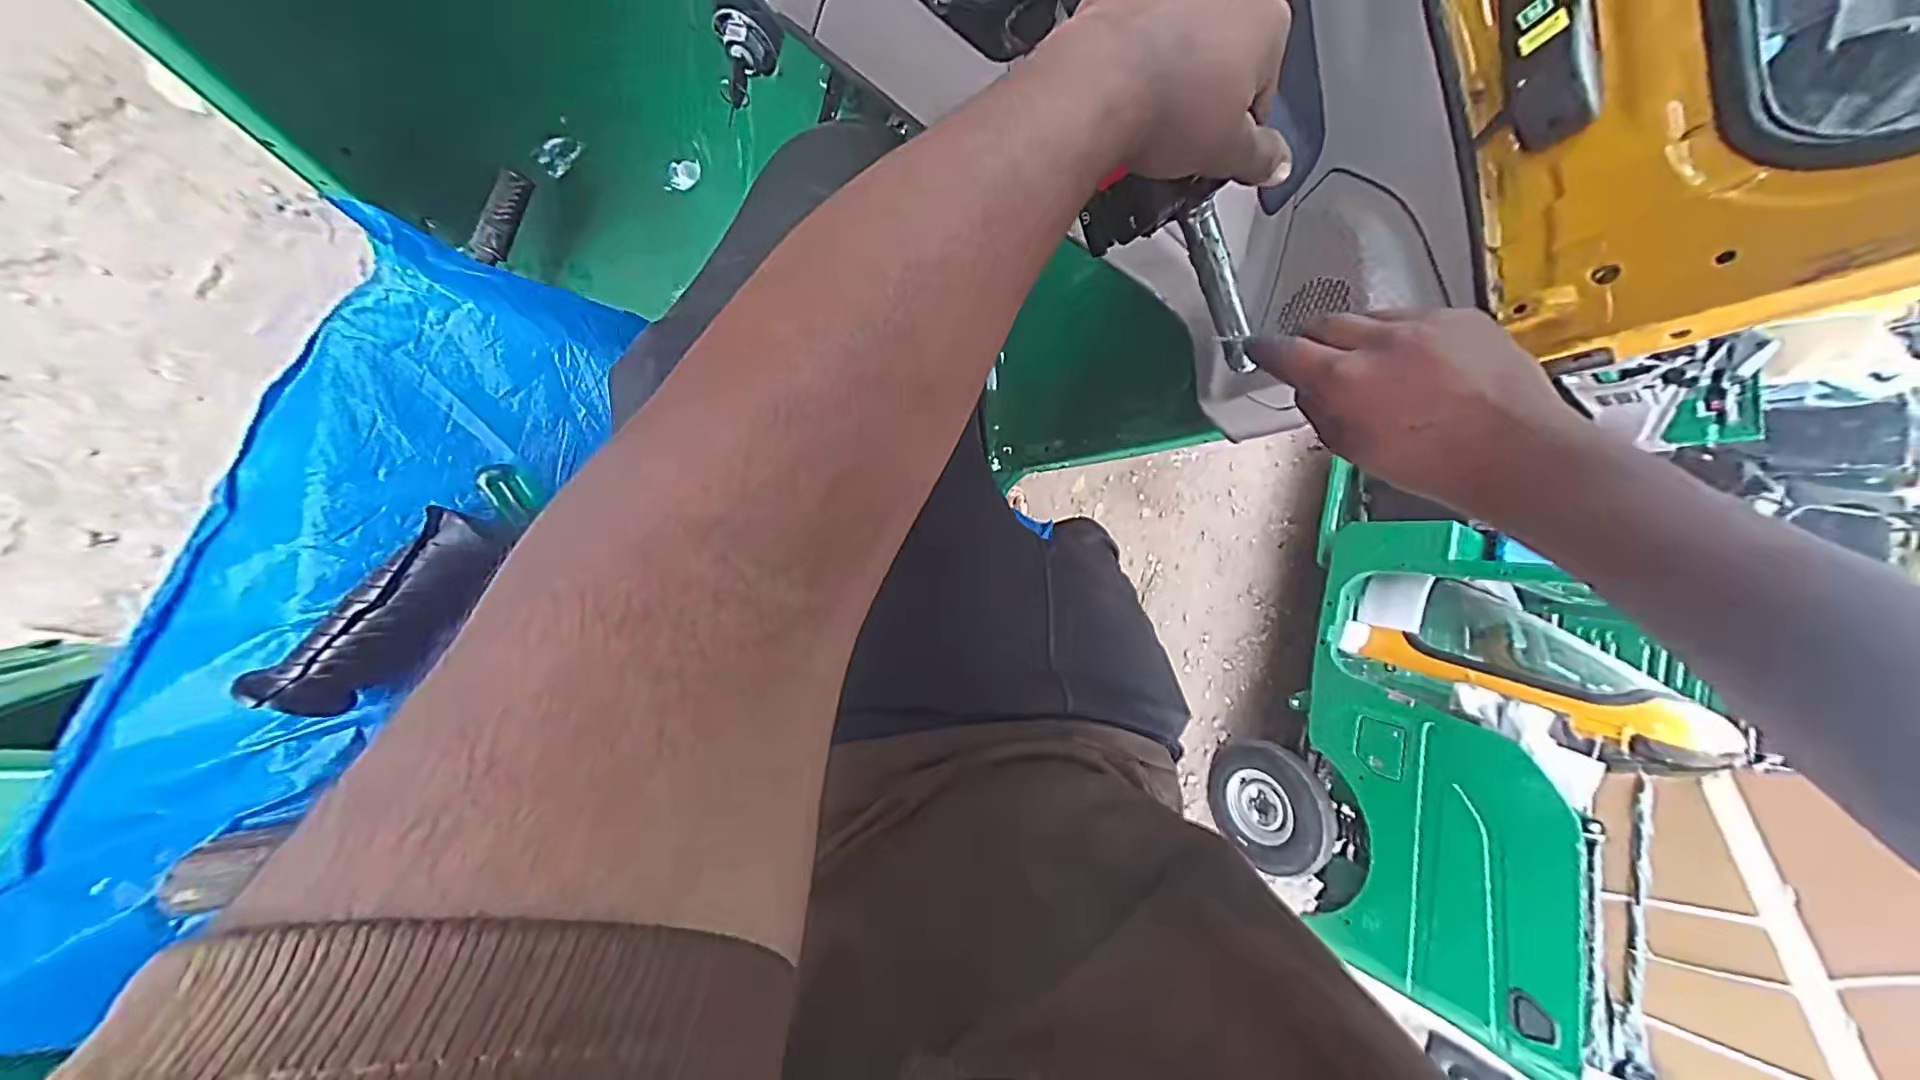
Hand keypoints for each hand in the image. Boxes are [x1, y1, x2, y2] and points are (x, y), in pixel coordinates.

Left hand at [1043, 0, 1293, 185]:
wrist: (1095, 89)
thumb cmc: (1162, 104)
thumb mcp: (1228, 152)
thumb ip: (1260, 157)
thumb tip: (1275, 164)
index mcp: (1269, 18)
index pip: (1263, 92)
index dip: (1236, 134)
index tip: (1215, 154)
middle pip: (1221, 67)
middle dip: (1202, 107)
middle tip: (1178, 145)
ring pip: (1178, 54)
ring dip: (1168, 87)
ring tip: (1146, 127)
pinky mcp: (1124, 4)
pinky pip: (1134, 47)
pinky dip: (1130, 72)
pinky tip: (1121, 103)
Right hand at [1252, 309, 1607, 519]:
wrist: (1517, 453)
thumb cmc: (1432, 464)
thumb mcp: (1354, 449)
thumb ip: (1320, 412)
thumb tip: (1307, 389)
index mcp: (1346, 378)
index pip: (1287, 350)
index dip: (1266, 350)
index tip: (1259, 350)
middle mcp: (1381, 340)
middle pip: (1325, 322)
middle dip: (1315, 341)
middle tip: (1320, 361)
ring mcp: (1425, 323)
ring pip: (1370, 316)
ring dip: (1360, 337)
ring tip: (1378, 367)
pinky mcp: (1462, 316)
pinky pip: (1415, 317)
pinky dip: (1405, 336)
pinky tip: (1420, 365)